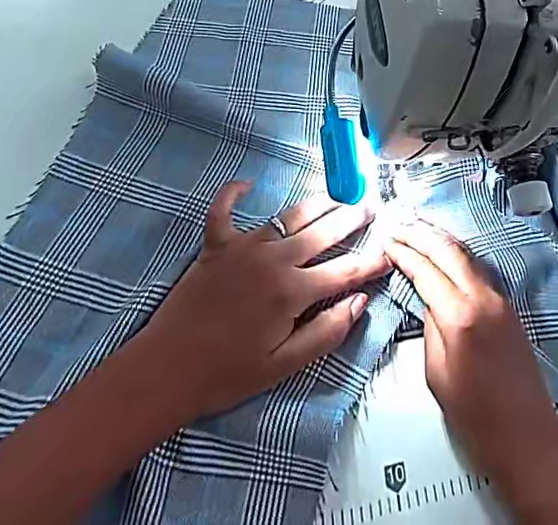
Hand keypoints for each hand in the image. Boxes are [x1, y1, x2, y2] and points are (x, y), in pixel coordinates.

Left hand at [127, 181, 391, 420]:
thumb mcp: (283, 366)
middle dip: (349, 220)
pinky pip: (223, 209)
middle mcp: (271, 260)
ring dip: (313, 205)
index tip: (390, 251)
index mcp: (292, 292)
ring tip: (334, 196)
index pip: (343, 272)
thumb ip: (325, 333)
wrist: (167, 368)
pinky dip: (233, 194)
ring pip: (286, 218)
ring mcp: (241, 247)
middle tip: (369, 207)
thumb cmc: (228, 373)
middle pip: (321, 234)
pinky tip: (247, 183)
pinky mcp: (214, 245)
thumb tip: (360, 302)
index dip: (370, 262)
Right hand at [384, 221, 557, 486]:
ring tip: (416, 228)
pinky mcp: (509, 308)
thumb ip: (430, 327)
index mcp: (461, 316)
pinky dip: (455, 254)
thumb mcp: (436, 373)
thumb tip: (428, 301)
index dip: (403, 252)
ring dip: (438, 239)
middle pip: (447, 250)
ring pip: (465, 254)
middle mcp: (484, 300)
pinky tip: (443, 252)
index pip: (425, 269)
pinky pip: (477, 268)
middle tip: (397, 225)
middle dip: (420, 233)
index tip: (386, 242)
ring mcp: (500, 301)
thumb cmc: (478, 418)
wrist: (529, 439)